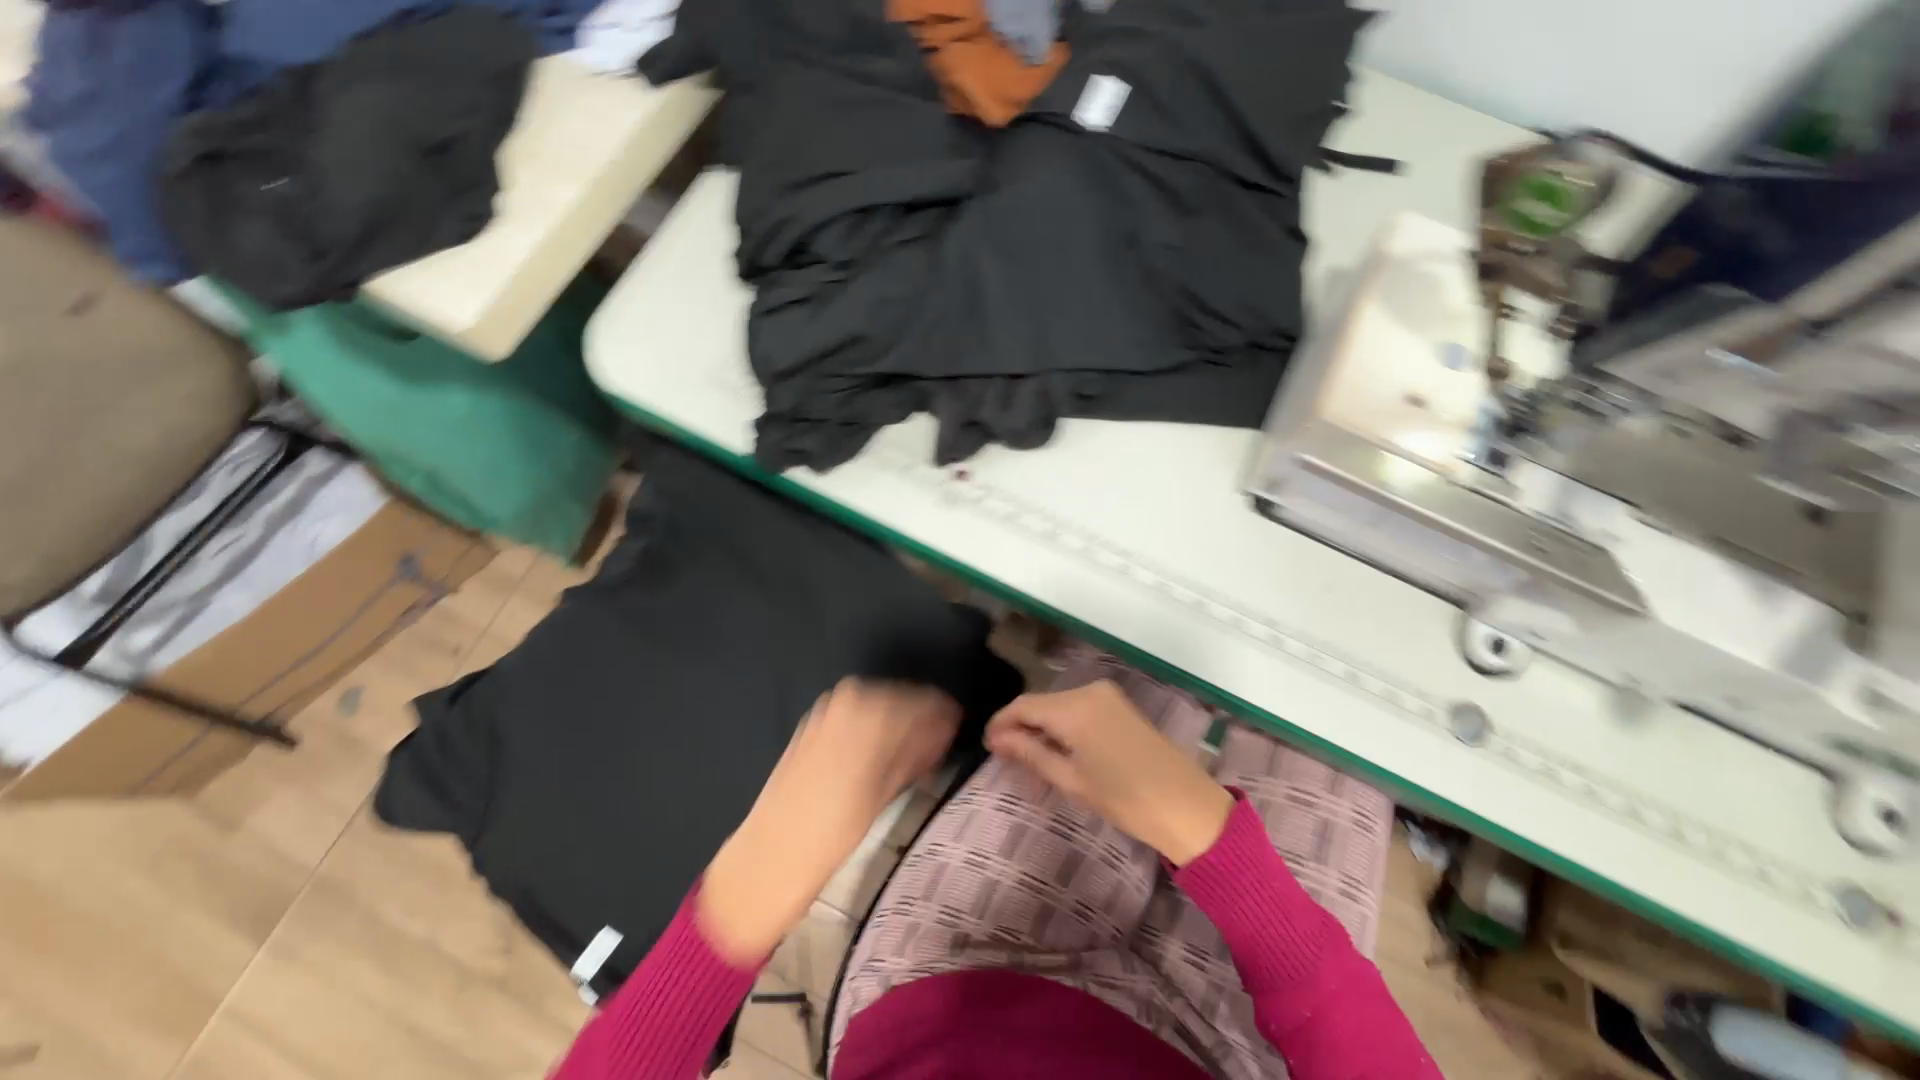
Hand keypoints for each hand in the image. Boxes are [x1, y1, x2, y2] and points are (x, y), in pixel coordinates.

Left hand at [700, 680, 959, 963]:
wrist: (775, 851)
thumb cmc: (836, 829)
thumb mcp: (887, 791)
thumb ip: (917, 753)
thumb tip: (942, 733)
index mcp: (873, 710)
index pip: (927, 701)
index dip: (946, 717)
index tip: (959, 732)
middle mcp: (850, 697)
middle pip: (902, 698)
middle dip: (922, 719)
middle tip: (939, 746)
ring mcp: (828, 707)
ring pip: (879, 704)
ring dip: (899, 723)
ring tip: (913, 754)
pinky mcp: (813, 722)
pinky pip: (856, 714)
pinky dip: (874, 727)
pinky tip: (882, 754)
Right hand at [986, 680, 1233, 865]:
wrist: (1186, 806)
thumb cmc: (1124, 798)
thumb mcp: (1071, 779)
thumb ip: (1031, 753)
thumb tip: (998, 739)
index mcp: (1073, 708)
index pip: (1023, 706)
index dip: (1001, 723)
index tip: (988, 746)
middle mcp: (1089, 691)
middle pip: (1041, 702)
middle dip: (1021, 725)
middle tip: (1006, 756)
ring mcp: (1108, 696)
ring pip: (1060, 705)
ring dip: (1043, 726)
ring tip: (1031, 757)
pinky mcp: (1120, 705)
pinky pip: (1080, 708)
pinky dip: (1064, 724)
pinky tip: (1060, 749)